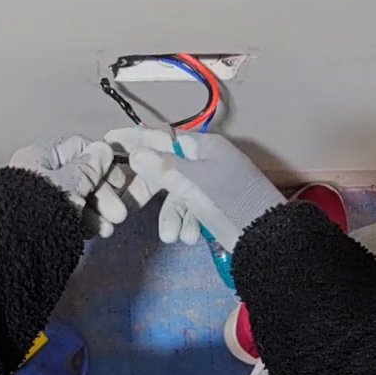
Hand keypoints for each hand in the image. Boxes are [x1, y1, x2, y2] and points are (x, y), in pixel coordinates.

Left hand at [9, 136, 130, 237]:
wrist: (14, 249)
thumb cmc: (41, 209)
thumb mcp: (69, 184)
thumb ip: (89, 168)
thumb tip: (103, 148)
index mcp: (41, 156)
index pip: (79, 148)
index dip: (102, 162)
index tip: (119, 181)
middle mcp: (40, 174)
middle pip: (82, 175)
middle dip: (105, 195)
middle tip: (119, 214)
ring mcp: (43, 199)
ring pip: (79, 198)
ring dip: (99, 212)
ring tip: (108, 228)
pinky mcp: (44, 221)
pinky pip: (71, 216)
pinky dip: (86, 223)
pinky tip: (95, 233)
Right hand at [103, 129, 284, 246]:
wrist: (264, 238)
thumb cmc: (230, 201)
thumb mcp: (194, 183)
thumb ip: (164, 168)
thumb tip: (137, 152)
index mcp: (204, 146)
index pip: (163, 136)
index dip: (136, 138)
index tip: (110, 139)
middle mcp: (206, 161)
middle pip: (166, 169)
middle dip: (152, 191)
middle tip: (128, 204)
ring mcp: (210, 184)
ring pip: (177, 194)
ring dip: (173, 216)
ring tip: (172, 236)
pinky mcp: (214, 205)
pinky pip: (190, 209)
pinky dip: (187, 222)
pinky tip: (189, 237)